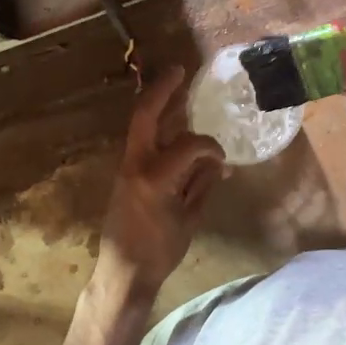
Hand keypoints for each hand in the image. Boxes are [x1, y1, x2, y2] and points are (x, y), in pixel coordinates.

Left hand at [95, 66, 225, 303]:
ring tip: (178, 86)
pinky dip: (158, 125)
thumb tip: (221, 164)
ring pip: (141, 123)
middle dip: (162, 89)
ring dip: (159, 103)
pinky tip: (174, 121)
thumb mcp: (189, 219)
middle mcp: (136, 164)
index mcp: (154, 177)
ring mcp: (127, 165)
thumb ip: (203, 185)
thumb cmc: (159, 251)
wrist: (122, 274)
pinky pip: (142, 139)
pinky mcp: (125, 172)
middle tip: (181, 70)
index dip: (209, 146)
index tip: (223, 156)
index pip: (187, 144)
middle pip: (145, 113)